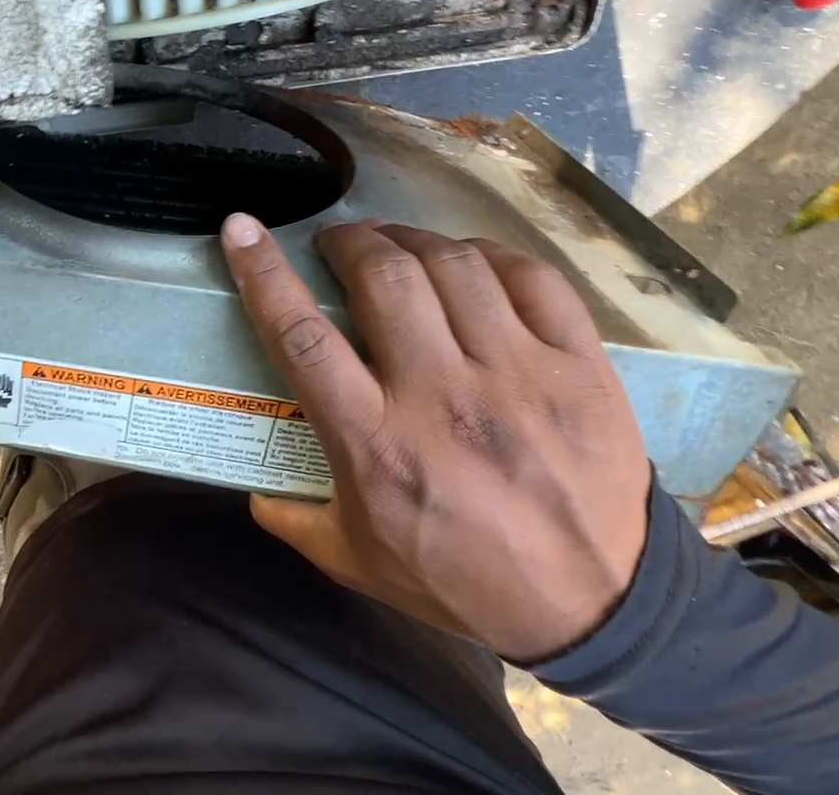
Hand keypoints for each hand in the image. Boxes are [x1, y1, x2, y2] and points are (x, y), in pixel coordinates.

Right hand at [219, 215, 651, 661]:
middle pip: (384, 278)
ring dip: (410, 239)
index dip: (264, 273)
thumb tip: (250, 485)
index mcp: (374, 440)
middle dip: (349, 241)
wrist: (596, 609)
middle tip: (337, 243)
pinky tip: (467, 261)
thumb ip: (290, 517)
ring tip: (394, 244)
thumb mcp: (351, 557)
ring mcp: (519, 376)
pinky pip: (533, 278)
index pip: (302, 335)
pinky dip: (488, 254)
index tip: (242, 229)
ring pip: (454, 266)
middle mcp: (441, 396)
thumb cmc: (456, 579)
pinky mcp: (582, 369)